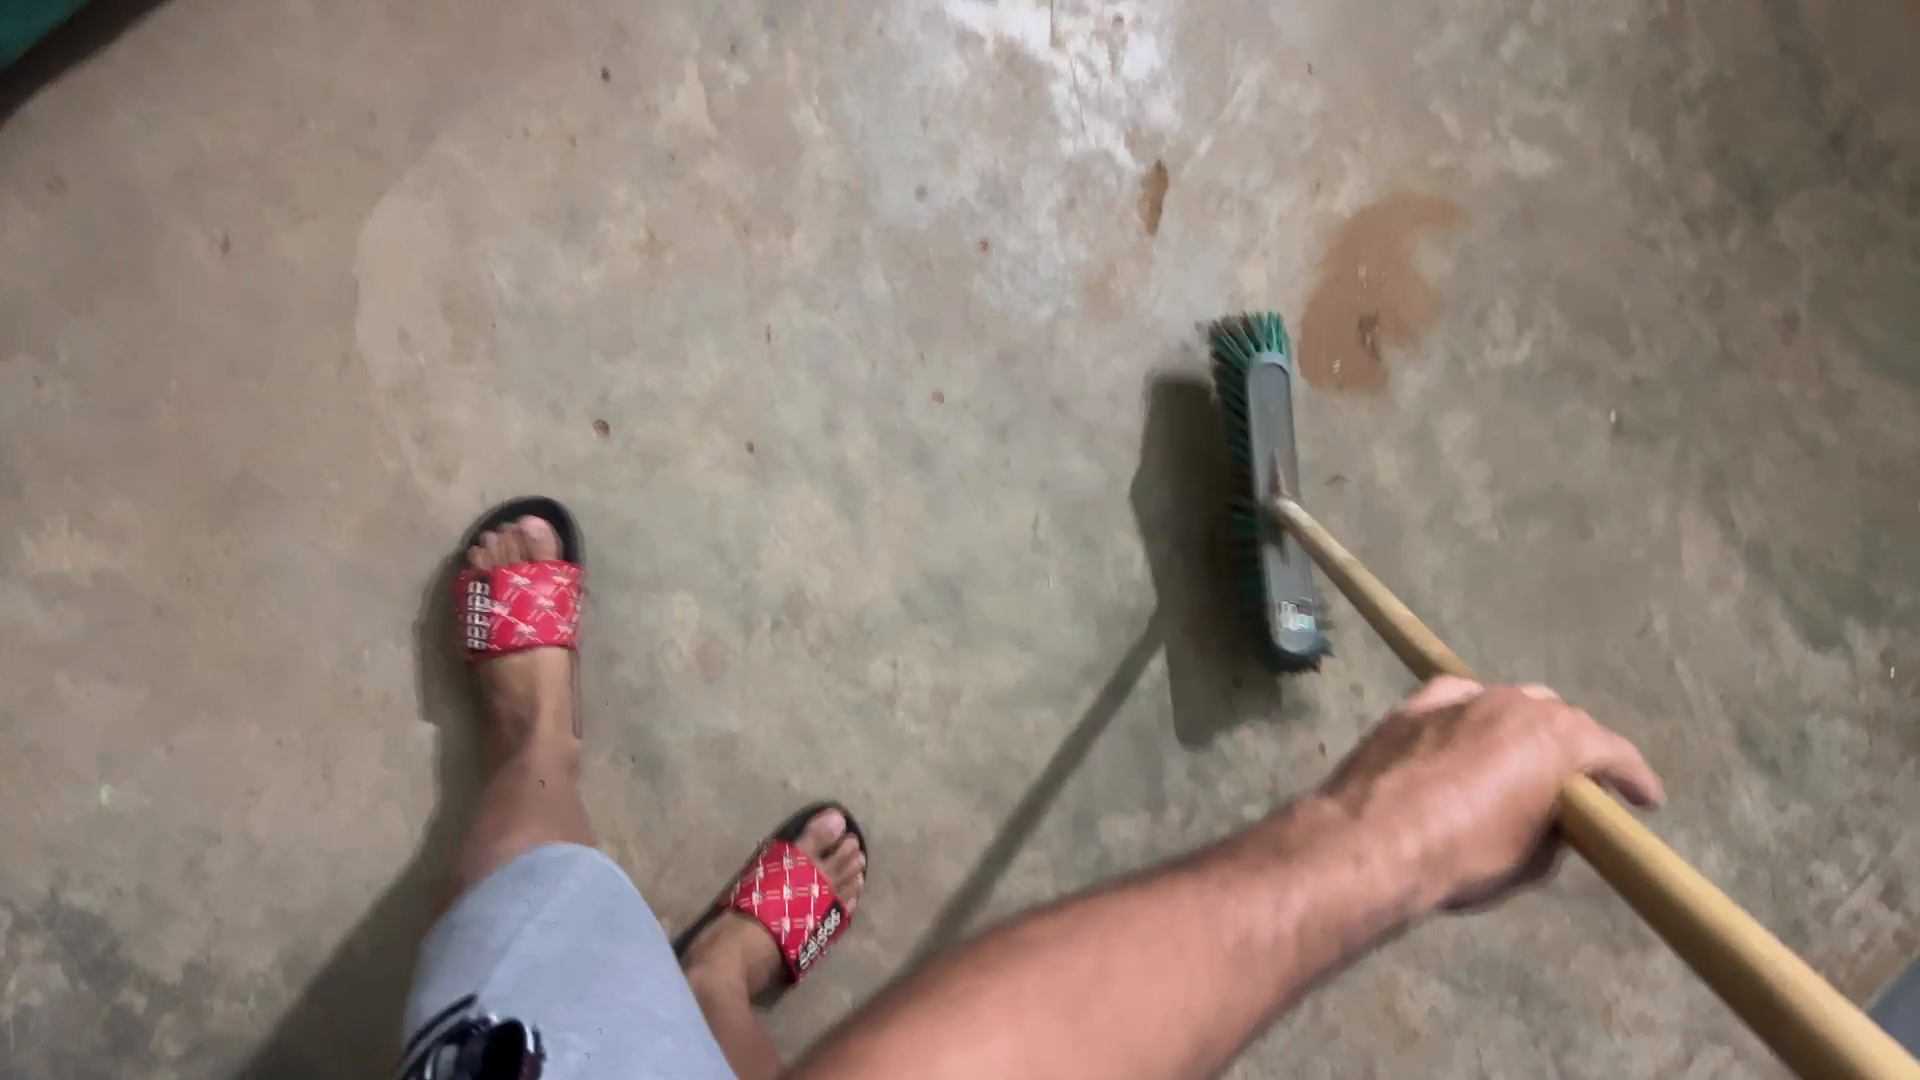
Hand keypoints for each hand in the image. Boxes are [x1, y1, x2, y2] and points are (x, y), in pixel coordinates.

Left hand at [1320, 677, 1664, 911]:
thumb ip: (1553, 826)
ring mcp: (1451, 700)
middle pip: (1555, 715)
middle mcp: (1505, 704)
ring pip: (1503, 700)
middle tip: (1579, 781)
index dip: (1633, 776)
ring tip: (1523, 755)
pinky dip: (1469, 714)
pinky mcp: (1407, 707)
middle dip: (1574, 746)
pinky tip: (1467, 731)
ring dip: (1520, 725)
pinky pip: (1452, 700)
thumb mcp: (1531, 858)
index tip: (1645, 799)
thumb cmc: (1460, 855)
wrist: (1368, 838)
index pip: (1611, 749)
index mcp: (1551, 737)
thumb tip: (1549, 816)